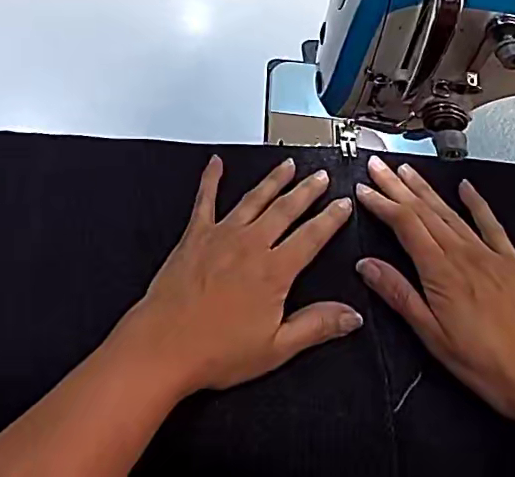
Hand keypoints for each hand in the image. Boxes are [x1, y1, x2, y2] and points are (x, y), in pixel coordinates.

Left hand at [111, 156, 360, 396]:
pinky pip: (205, 199)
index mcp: (274, 271)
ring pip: (255, 198)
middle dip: (307, 191)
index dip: (331, 219)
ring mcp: (222, 235)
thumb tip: (351, 316)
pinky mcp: (195, 235)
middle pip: (286, 209)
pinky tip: (215, 163)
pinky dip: (210, 179)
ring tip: (289, 165)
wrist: (162, 348)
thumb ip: (316, 326)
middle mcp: (251, 244)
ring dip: (274, 180)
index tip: (343, 204)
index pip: (311, 236)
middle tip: (321, 176)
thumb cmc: (216, 352)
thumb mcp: (275, 348)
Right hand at [355, 158, 514, 476]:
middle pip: (424, 210)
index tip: (364, 189)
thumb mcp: (434, 339)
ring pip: (450, 211)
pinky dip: (476, 202)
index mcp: (442, 272)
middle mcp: (465, 255)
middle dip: (397, 186)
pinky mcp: (513, 262)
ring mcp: (490, 255)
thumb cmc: (494, 369)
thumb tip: (368, 267)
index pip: (404, 224)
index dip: (381, 203)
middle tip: (379, 166)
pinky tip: (467, 188)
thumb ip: (400, 296)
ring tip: (408, 170)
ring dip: (426, 188)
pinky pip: (491, 223)